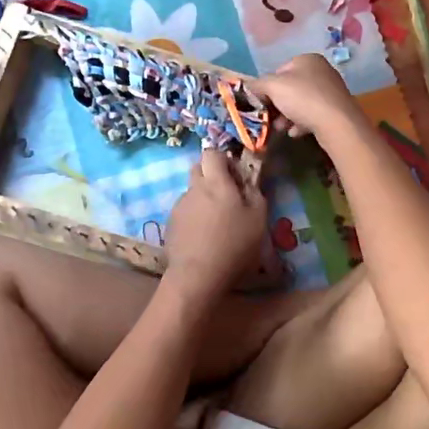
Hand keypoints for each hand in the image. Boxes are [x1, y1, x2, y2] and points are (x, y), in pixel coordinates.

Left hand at [164, 147, 266, 293]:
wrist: (197, 275)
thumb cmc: (234, 244)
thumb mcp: (258, 218)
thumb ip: (255, 193)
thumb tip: (248, 181)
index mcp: (216, 182)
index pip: (212, 153)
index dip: (223, 159)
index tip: (236, 176)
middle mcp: (194, 188)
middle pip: (199, 169)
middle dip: (212, 176)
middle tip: (228, 197)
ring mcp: (179, 206)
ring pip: (192, 192)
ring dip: (203, 199)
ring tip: (216, 223)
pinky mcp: (170, 224)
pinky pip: (185, 211)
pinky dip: (194, 217)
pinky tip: (203, 237)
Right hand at [254, 55, 356, 138]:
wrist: (337, 123)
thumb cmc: (303, 98)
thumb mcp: (273, 87)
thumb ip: (257, 85)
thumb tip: (248, 87)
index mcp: (307, 59)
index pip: (279, 70)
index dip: (267, 87)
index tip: (261, 103)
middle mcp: (321, 71)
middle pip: (290, 88)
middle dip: (277, 104)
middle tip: (269, 118)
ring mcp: (331, 91)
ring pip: (301, 103)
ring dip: (287, 115)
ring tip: (281, 128)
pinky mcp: (336, 110)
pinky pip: (312, 114)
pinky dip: (301, 123)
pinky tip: (295, 132)